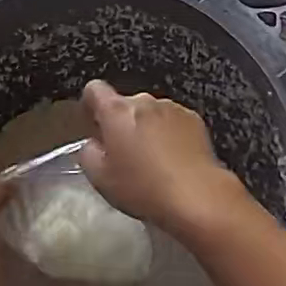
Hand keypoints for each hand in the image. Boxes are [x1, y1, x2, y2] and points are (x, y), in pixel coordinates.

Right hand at [77, 80, 247, 234]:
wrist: (196, 195)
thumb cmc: (144, 188)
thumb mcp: (101, 179)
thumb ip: (88, 154)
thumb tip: (92, 145)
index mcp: (116, 111)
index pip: (95, 89)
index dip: (90, 104)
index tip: (93, 123)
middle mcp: (144, 102)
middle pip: (124, 105)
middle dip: (122, 125)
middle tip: (124, 156)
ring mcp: (171, 108)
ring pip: (150, 113)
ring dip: (146, 129)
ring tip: (152, 163)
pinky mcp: (193, 119)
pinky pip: (172, 121)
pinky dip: (169, 134)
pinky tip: (172, 161)